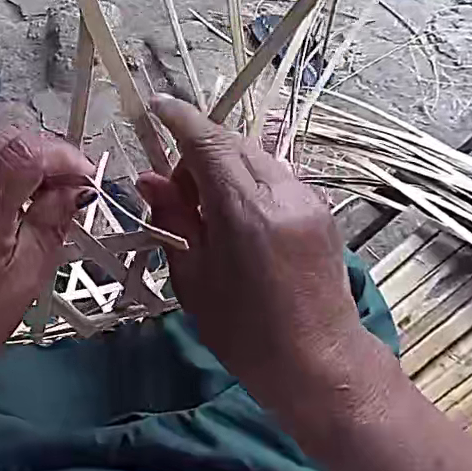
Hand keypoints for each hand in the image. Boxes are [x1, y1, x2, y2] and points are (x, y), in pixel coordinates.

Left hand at [0, 118, 93, 397]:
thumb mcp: (28, 276)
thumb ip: (54, 220)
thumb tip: (78, 185)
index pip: (23, 154)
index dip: (63, 157)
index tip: (85, 178)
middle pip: (2, 137)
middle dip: (43, 152)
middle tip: (65, 183)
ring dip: (12, 148)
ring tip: (31, 181)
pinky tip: (1, 184)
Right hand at [137, 96, 371, 409]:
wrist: (321, 364)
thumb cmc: (246, 335)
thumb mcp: (195, 280)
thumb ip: (173, 220)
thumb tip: (149, 179)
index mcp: (245, 213)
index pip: (208, 143)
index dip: (179, 118)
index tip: (157, 106)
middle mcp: (282, 193)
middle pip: (231, 144)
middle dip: (198, 155)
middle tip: (180, 198)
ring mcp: (308, 198)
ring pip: (255, 157)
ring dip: (225, 169)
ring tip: (212, 216)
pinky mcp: (322, 209)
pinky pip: (276, 177)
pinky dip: (250, 183)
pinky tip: (243, 222)